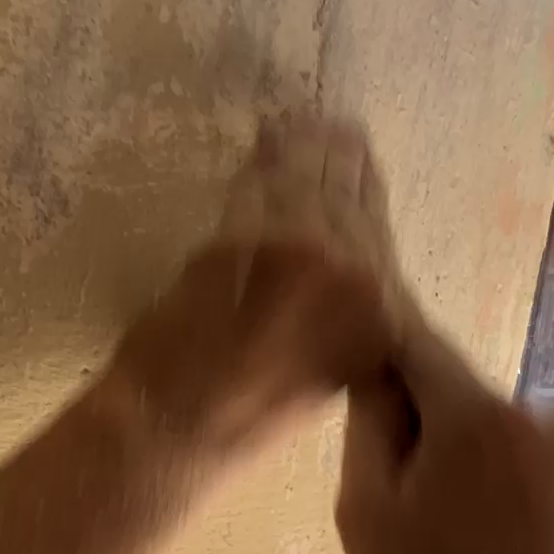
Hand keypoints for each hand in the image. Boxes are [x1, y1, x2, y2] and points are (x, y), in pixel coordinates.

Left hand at [92, 114, 397, 459]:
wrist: (174, 428)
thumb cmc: (238, 416)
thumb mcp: (314, 374)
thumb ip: (337, 316)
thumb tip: (338, 260)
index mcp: (379, 321)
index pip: (377, 232)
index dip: (363, 191)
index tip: (357, 161)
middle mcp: (355, 279)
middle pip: (347, 198)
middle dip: (337, 158)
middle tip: (330, 127)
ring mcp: (301, 256)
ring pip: (306, 183)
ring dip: (300, 148)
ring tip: (295, 125)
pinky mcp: (245, 241)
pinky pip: (259, 187)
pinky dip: (261, 163)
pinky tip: (265, 143)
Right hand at [334, 336, 553, 553]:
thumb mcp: (365, 512)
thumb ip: (369, 425)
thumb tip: (379, 374)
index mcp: (479, 413)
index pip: (418, 347)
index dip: (384, 355)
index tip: (360, 377)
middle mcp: (547, 418)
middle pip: (462, 398)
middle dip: (429, 431)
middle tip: (407, 506)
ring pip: (503, 439)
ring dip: (473, 466)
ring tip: (459, 544)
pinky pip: (541, 474)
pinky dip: (513, 496)